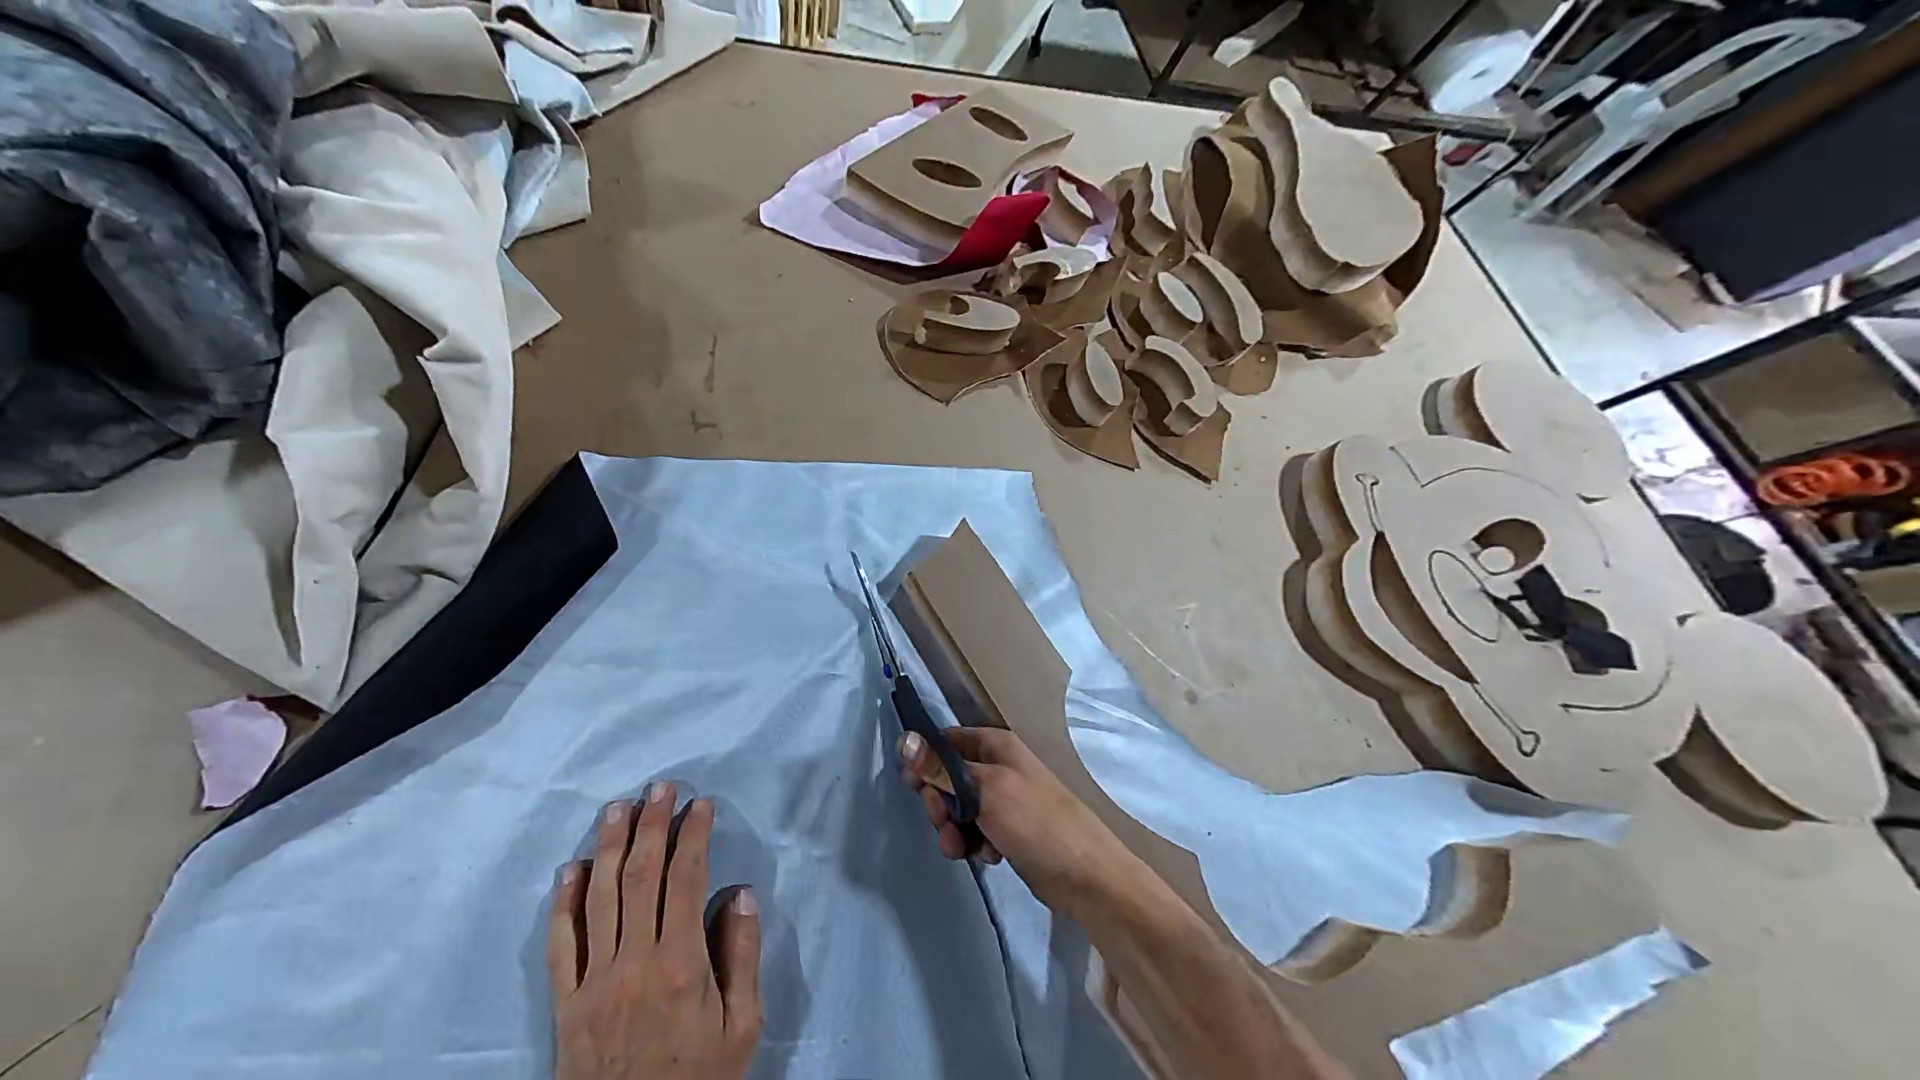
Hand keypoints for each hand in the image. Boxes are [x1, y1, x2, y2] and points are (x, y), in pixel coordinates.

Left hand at [549, 783, 761, 1079]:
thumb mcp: (742, 1027)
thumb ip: (742, 958)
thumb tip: (740, 896)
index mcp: (681, 965)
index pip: (686, 880)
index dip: (693, 836)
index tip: (700, 805)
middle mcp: (633, 963)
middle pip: (641, 877)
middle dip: (651, 825)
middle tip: (660, 787)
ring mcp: (593, 982)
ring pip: (599, 898)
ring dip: (609, 847)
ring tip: (618, 808)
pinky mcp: (565, 1004)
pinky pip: (560, 943)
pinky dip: (564, 901)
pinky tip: (571, 868)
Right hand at [899, 727, 1139, 917]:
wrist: (1084, 875)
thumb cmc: (1035, 821)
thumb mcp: (985, 790)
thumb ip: (942, 769)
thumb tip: (905, 740)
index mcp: (996, 745)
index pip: (946, 741)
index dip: (925, 760)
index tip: (910, 784)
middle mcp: (998, 767)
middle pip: (947, 778)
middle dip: (939, 803)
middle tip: (945, 821)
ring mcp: (1003, 801)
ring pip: (958, 809)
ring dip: (953, 830)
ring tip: (964, 848)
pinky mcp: (1006, 831)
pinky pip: (974, 832)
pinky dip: (973, 844)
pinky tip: (986, 857)